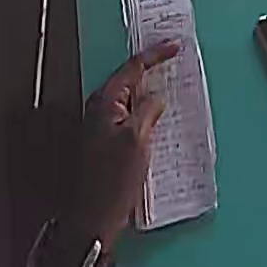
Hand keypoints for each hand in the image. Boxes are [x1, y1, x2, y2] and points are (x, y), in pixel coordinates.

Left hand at [69, 41, 179, 244]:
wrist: (91, 221)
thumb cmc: (112, 180)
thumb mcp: (137, 139)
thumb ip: (148, 110)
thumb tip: (156, 98)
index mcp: (105, 101)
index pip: (132, 67)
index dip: (155, 54)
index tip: (174, 46)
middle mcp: (100, 108)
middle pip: (129, 78)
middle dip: (151, 67)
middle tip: (173, 57)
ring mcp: (101, 124)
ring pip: (130, 97)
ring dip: (149, 89)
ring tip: (170, 81)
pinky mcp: (106, 140)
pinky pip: (129, 114)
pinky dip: (145, 108)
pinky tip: (159, 113)